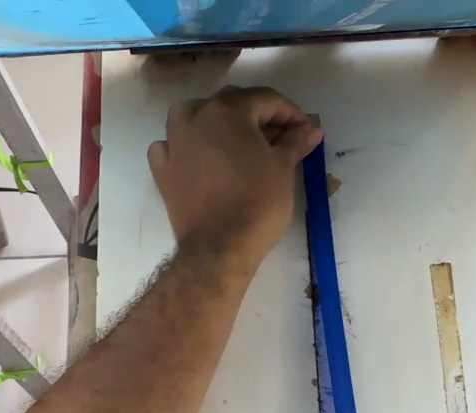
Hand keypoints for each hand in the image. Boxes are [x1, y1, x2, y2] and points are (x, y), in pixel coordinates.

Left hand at [148, 86, 321, 270]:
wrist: (219, 250)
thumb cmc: (257, 205)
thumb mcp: (283, 170)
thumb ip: (295, 142)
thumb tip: (311, 129)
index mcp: (228, 111)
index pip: (265, 99)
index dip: (290, 112)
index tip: (304, 130)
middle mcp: (196, 118)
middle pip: (230, 105)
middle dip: (256, 116)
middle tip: (277, 138)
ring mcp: (175, 145)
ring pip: (192, 117)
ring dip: (213, 121)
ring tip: (232, 140)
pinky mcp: (163, 173)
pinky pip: (169, 148)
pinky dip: (183, 147)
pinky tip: (194, 156)